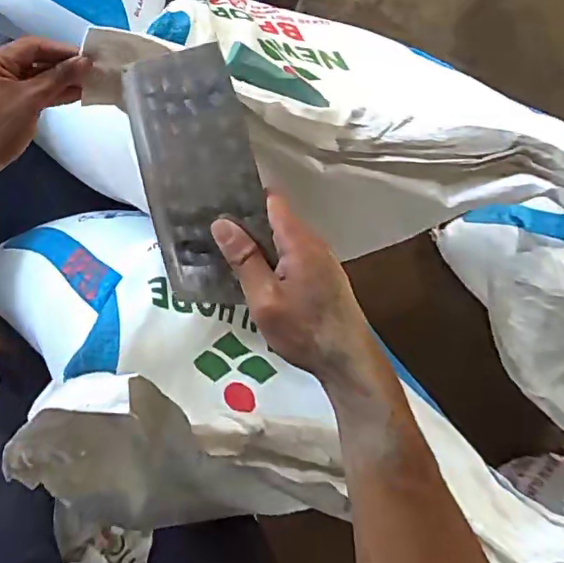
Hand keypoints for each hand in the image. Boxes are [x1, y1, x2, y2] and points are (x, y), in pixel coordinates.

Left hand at [0, 36, 90, 183]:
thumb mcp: (30, 99)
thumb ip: (59, 77)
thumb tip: (85, 61)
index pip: (32, 46)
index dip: (61, 49)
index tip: (87, 56)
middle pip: (34, 61)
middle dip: (63, 67)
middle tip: (92, 70)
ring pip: (35, 79)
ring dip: (59, 82)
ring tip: (88, 83)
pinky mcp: (5, 106)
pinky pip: (31, 94)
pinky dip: (50, 94)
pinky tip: (73, 95)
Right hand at [211, 193, 391, 401]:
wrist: (350, 365)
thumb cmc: (304, 330)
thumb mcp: (264, 298)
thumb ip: (244, 259)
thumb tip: (221, 222)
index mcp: (300, 242)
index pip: (273, 200)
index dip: (246, 196)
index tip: (218, 199)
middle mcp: (314, 244)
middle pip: (277, 219)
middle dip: (247, 221)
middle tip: (213, 229)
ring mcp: (321, 261)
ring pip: (284, 239)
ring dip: (259, 242)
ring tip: (227, 249)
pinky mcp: (324, 277)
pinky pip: (292, 255)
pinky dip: (272, 257)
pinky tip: (254, 272)